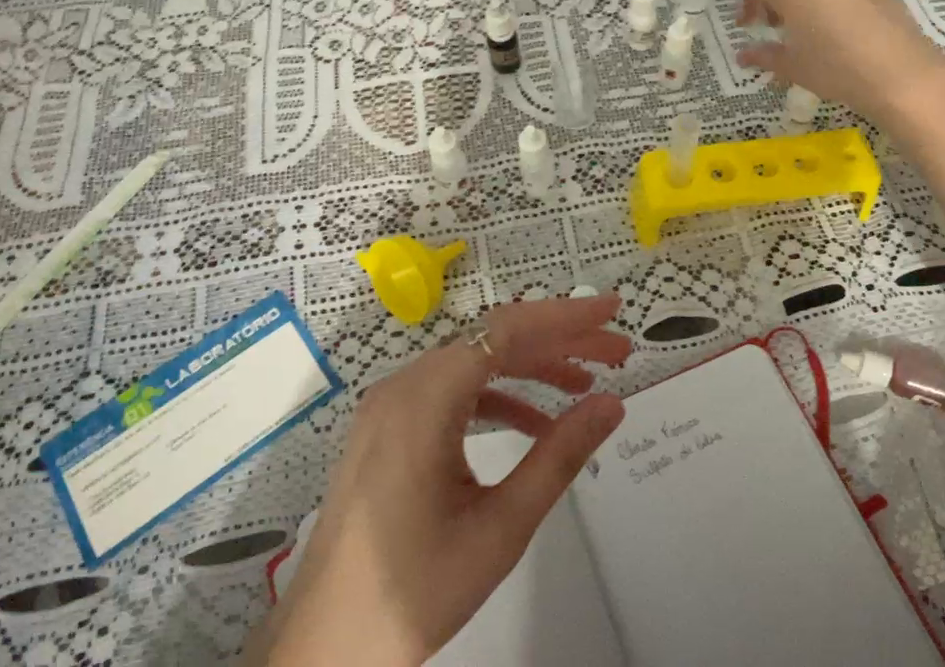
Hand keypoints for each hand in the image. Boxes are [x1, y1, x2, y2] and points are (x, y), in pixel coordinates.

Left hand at [260, 296, 631, 665]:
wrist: (328, 644)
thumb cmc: (416, 588)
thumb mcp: (501, 525)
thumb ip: (560, 457)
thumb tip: (612, 404)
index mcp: (422, 402)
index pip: (504, 331)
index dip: (564, 316)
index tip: (613, 311)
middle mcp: (401, 389)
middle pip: (489, 342)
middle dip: (557, 342)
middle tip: (616, 354)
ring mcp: (389, 409)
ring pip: (471, 365)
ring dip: (530, 369)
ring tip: (585, 387)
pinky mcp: (388, 431)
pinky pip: (450, 394)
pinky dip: (497, 398)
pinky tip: (536, 424)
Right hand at [736, 0, 944, 127]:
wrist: (900, 74)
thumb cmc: (835, 69)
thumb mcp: (793, 67)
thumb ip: (764, 56)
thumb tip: (743, 55)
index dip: (749, 5)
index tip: (748, 26)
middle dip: (778, 0)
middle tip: (777, 28)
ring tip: (813, 29)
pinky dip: (839, 3)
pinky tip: (846, 31)